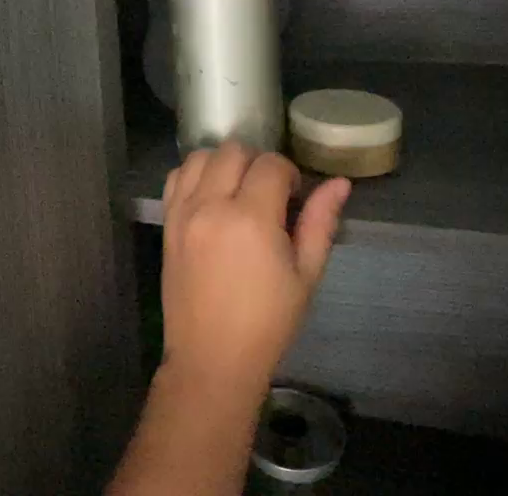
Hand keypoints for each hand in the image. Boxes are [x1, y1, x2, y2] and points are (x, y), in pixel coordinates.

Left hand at [160, 142, 351, 394]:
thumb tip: (340, 183)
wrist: (212, 356)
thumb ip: (320, 222)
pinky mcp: (167, 222)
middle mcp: (211, 206)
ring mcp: (183, 212)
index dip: (289, 174)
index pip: (271, 164)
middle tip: (269, 192)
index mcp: (251, 219)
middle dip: (257, 162)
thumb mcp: (306, 275)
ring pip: (201, 156)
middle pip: (234, 151)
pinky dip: (194, 174)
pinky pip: (176, 176)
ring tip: (238, 190)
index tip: (294, 197)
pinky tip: (211, 195)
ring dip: (223, 163)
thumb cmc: (268, 322)